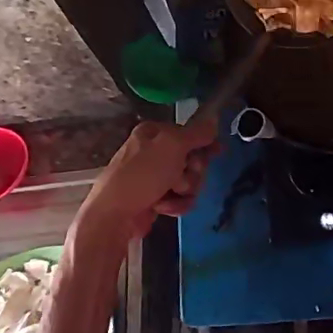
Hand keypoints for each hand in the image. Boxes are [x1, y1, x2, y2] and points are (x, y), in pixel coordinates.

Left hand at [77, 118, 219, 247]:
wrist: (114, 214)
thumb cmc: (143, 173)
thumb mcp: (172, 146)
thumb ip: (196, 133)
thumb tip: (213, 118)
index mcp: (154, 132)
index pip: (189, 133)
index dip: (205, 143)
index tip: (218, 151)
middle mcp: (153, 151)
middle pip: (192, 159)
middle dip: (193, 172)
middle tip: (182, 178)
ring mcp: (153, 176)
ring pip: (189, 181)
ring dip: (185, 190)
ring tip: (170, 194)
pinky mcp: (155, 198)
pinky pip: (179, 198)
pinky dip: (175, 204)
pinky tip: (163, 207)